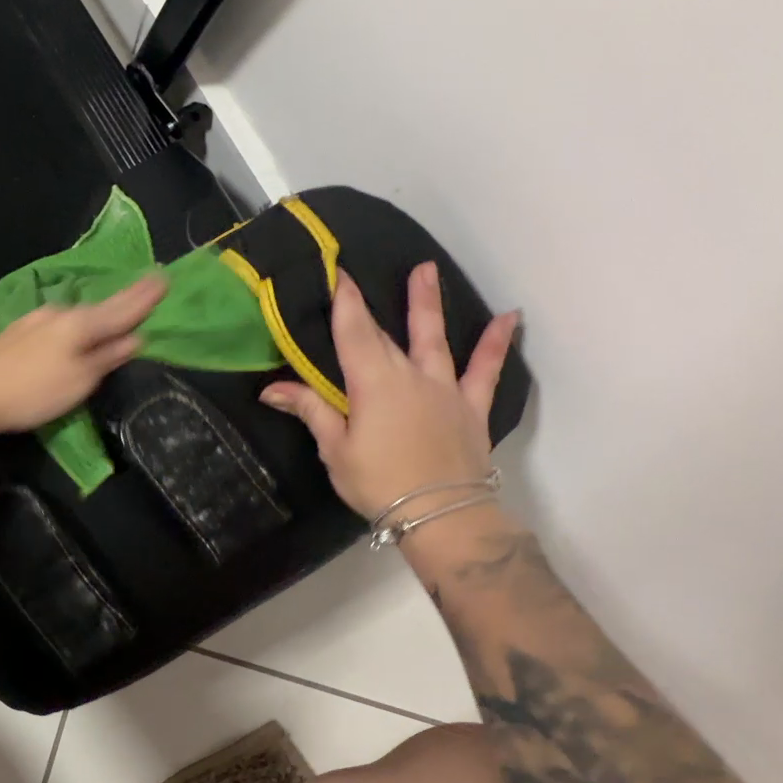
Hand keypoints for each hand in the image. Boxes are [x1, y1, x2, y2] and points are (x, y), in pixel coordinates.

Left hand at [0, 275, 165, 433]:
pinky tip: (73, 329)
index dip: (145, 297)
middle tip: (147, 289)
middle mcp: (57, 314)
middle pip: (98, 309)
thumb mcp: (79, 381)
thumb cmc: (32, 392)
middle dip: (123, 303)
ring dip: (96, 316)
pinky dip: (73, 325)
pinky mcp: (15, 334)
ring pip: (75, 316)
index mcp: (79, 323)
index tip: (164, 278)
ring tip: (115, 312)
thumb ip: (106, 358)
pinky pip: (56, 324)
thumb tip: (133, 339)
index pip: (122, 308)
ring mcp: (33, 322)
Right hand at [259, 262, 519, 518]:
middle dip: (369, 304)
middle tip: (358, 273)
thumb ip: (311, 410)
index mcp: (372, 383)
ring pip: (434, 338)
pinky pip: (485, 369)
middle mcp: (409, 375)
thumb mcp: (334, 448)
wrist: (441, 512)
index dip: (344, 303)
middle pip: (384, 335)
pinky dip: (496, 343)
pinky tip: (510, 319)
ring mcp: (444, 388)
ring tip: (427, 271)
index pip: (352, 334)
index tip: (336, 273)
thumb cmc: (377, 481)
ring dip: (428, 304)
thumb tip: (272, 388)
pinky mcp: (470, 405)